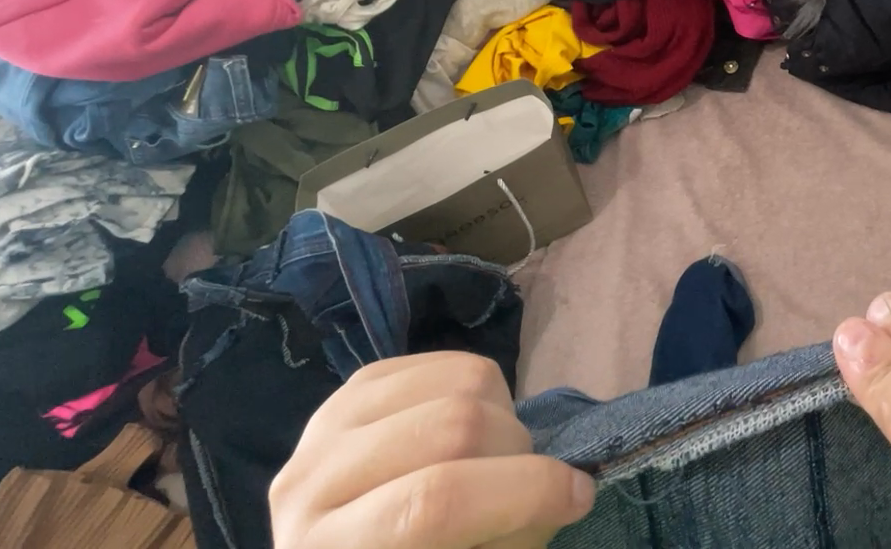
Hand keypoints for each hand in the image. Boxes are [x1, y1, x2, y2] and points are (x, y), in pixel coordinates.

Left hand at [271, 351, 595, 548]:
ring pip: (462, 381)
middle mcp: (311, 483)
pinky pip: (453, 360)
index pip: (436, 502)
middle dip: (518, 450)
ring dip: (505, 417)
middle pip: (455, 426)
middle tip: (529, 480)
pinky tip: (473, 425)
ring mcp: (329, 423)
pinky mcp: (356, 386)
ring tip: (496, 455)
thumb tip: (563, 491)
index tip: (579, 498)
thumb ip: (509, 537)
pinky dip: (486, 391)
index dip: (525, 492)